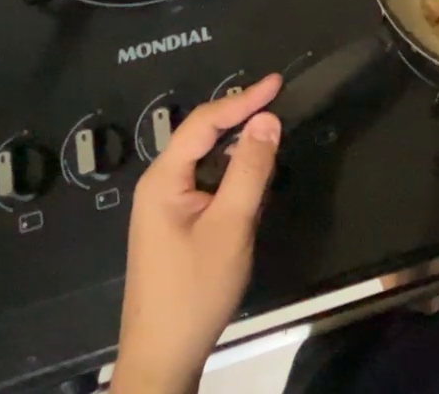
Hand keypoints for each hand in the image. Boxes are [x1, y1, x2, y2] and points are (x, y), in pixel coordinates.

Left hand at [111, 74, 282, 393]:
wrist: (164, 355)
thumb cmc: (195, 288)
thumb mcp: (230, 226)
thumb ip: (250, 170)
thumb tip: (267, 119)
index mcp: (163, 180)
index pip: (204, 123)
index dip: (242, 98)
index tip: (278, 82)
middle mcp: (160, 185)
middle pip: (201, 136)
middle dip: (239, 115)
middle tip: (278, 99)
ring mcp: (166, 207)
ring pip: (206, 160)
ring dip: (237, 144)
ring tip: (271, 128)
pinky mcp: (177, 224)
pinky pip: (207, 182)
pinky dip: (232, 171)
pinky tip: (253, 173)